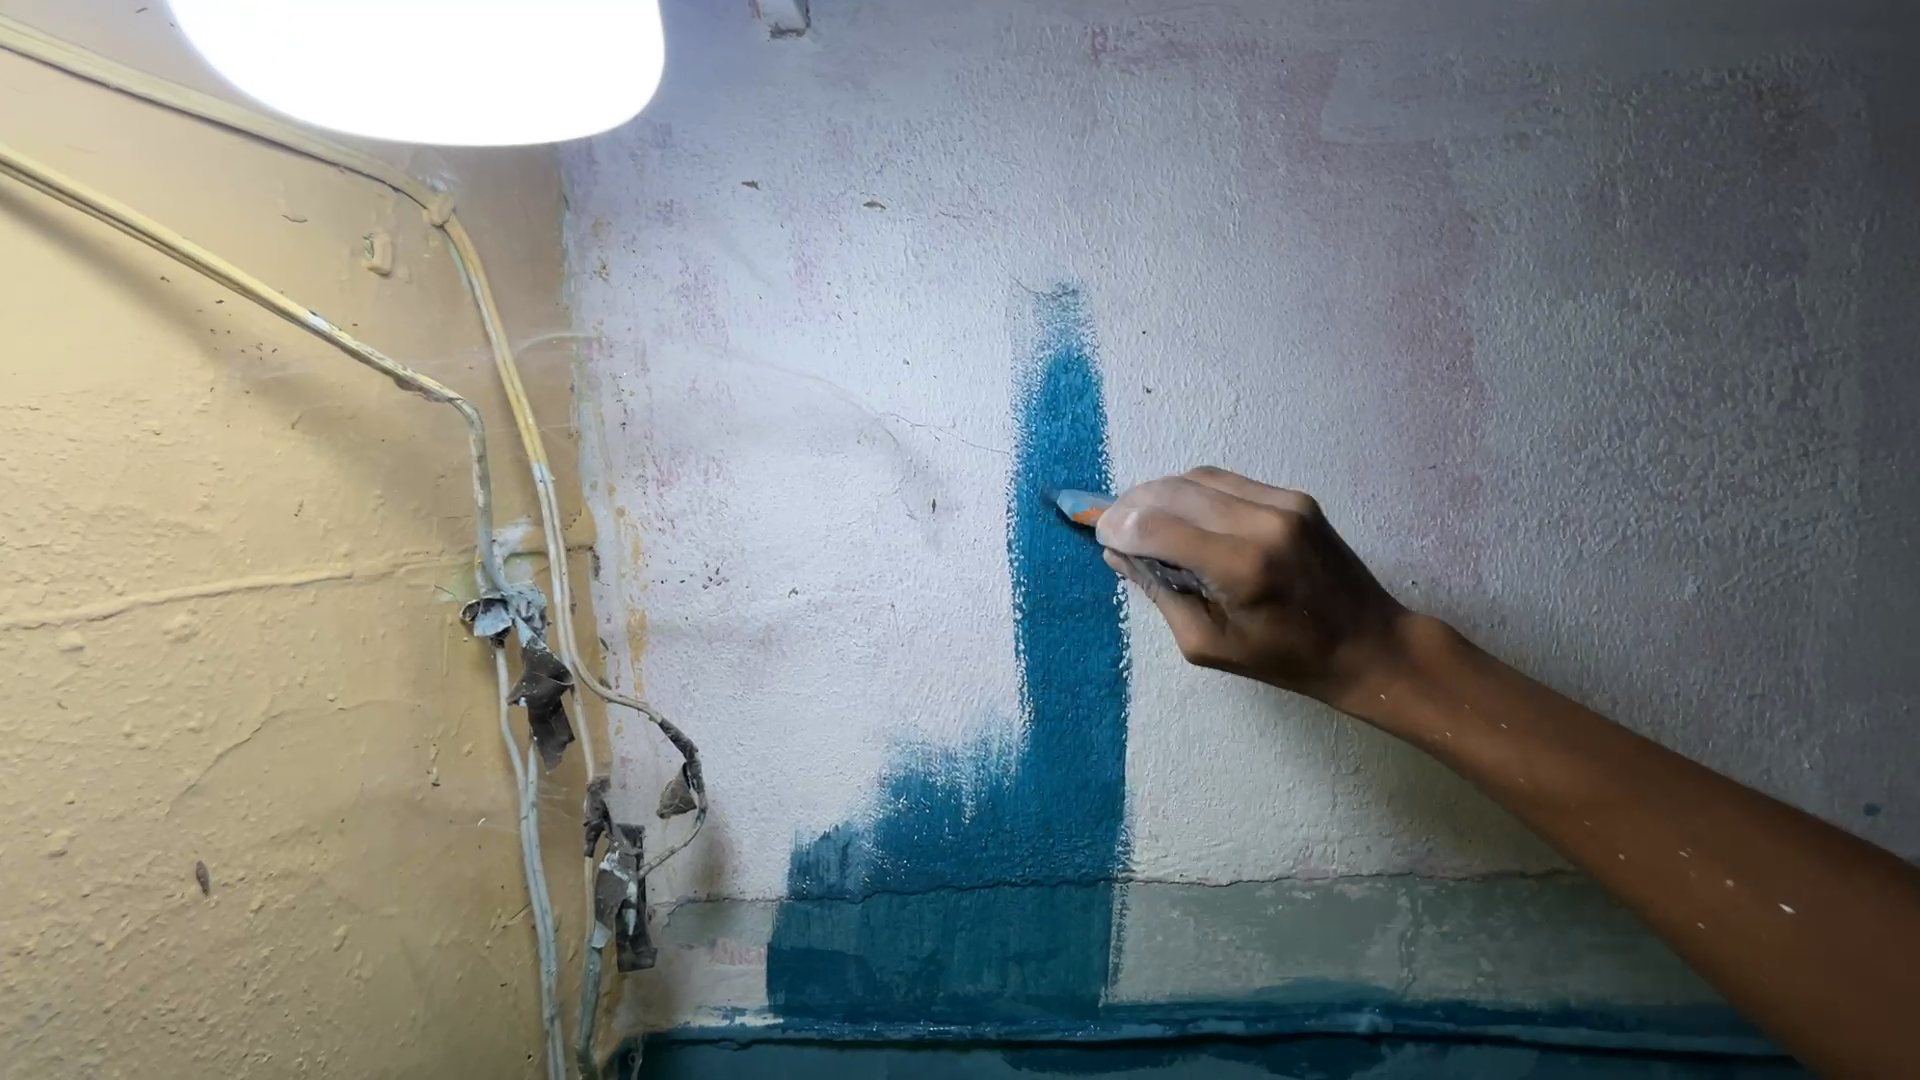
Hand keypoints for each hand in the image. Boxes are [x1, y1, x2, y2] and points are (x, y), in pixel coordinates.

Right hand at [1095, 467, 1411, 709]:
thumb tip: (1117, 552)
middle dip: (1130, 504)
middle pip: (1171, 491)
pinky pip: (1225, 481)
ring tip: (1140, 516)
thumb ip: (1159, 592)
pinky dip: (1192, 491)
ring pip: (1196, 477)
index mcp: (1242, 568)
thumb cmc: (1285, 659)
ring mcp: (1283, 503)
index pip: (1156, 527)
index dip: (1117, 526)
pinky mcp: (1294, 497)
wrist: (1369, 643)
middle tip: (1112, 524)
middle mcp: (1262, 523)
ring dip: (1158, 492)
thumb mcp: (1207, 644)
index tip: (1100, 536)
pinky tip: (1181, 512)